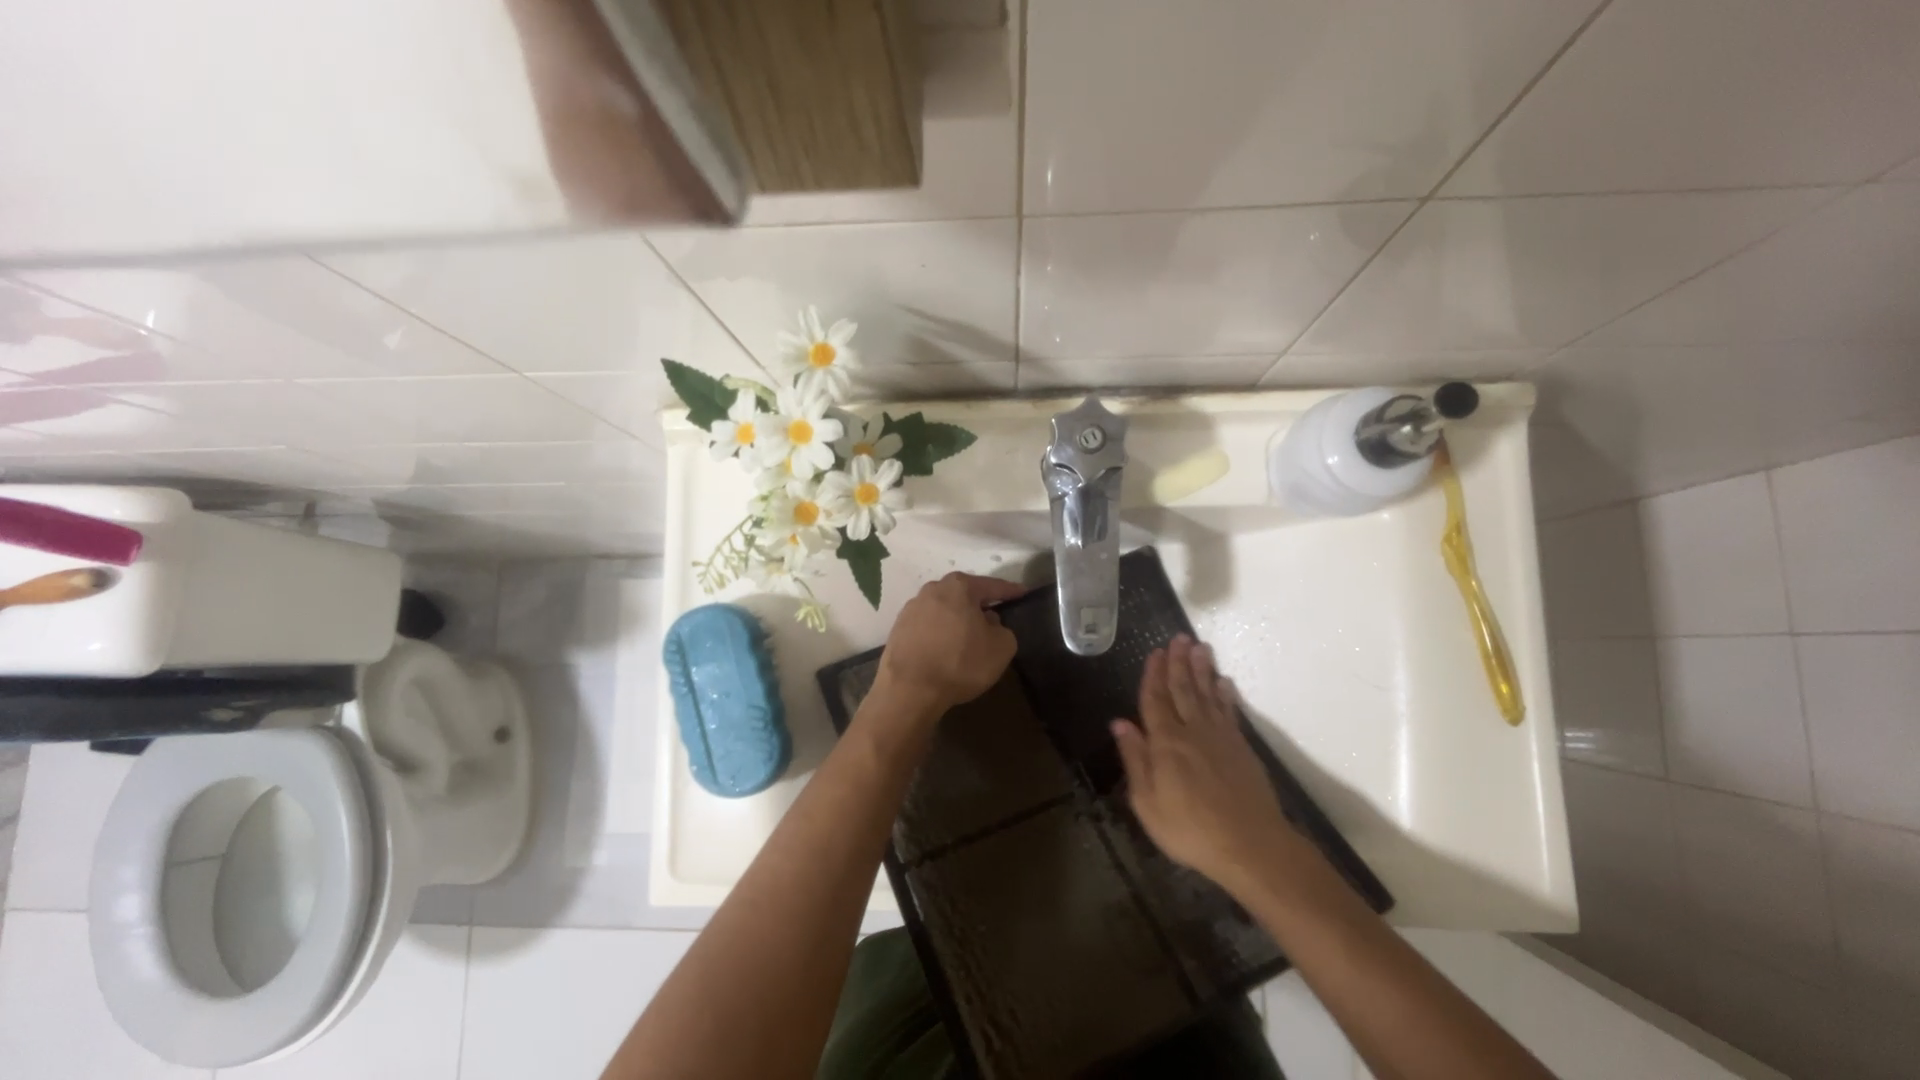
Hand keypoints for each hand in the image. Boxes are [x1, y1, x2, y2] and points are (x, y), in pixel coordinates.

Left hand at [875, 572, 1024, 716]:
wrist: (909, 689)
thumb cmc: (960, 663)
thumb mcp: (1001, 647)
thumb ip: (1003, 628)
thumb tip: (989, 622)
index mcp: (959, 587)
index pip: (992, 586)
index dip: (1010, 591)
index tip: (1023, 593)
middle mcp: (932, 589)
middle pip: (963, 594)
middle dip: (979, 604)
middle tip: (994, 616)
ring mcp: (911, 609)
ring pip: (943, 610)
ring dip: (957, 620)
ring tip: (967, 637)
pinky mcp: (898, 629)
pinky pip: (927, 626)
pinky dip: (939, 634)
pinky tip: (944, 649)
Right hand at [1112, 635, 1295, 893]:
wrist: (1250, 845)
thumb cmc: (1190, 829)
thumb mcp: (1147, 803)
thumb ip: (1135, 759)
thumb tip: (1120, 722)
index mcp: (1165, 743)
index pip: (1155, 700)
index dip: (1153, 675)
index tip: (1155, 652)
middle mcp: (1192, 731)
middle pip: (1182, 690)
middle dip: (1178, 663)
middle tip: (1179, 637)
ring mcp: (1220, 737)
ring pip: (1207, 694)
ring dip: (1202, 670)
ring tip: (1199, 647)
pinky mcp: (1241, 747)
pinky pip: (1230, 711)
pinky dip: (1225, 694)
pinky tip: (1223, 682)